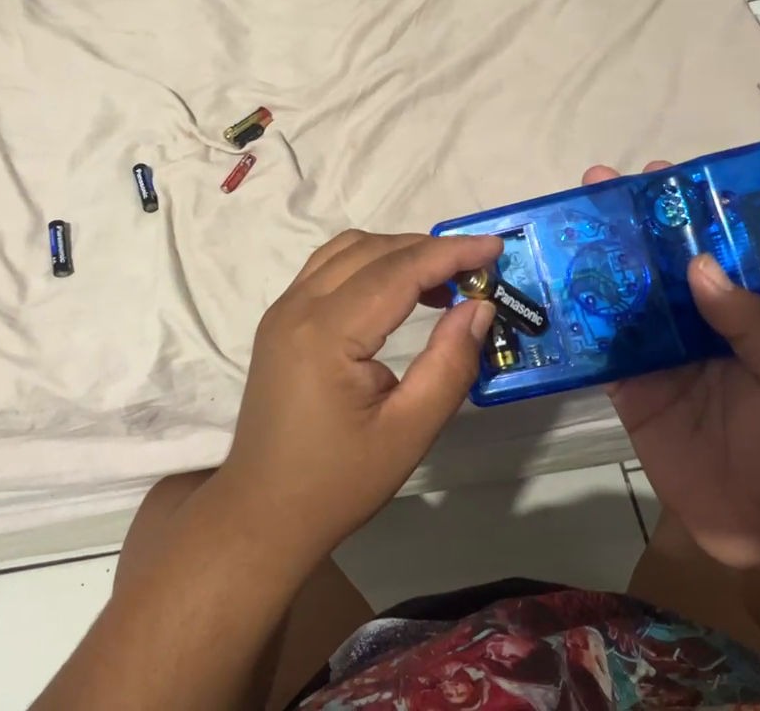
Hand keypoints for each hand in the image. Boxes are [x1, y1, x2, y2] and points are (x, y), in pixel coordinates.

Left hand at [214, 230, 502, 561]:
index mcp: (326, 333)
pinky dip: (368, 264)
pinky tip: (397, 293)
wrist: (264, 512)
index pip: (397, 271)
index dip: (450, 253)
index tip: (495, 247)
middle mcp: (297, 307)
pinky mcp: (279, 322)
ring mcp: (282, 311)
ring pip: (345, 251)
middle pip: (370, 250)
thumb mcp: (408, 432)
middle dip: (428, 248)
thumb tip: (479, 307)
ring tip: (443, 281)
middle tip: (477, 269)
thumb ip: (449, 365)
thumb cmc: (339, 481)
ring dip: (396, 252)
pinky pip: (326, 269)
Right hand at [586, 163, 759, 572]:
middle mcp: (702, 329)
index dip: (688, 214)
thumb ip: (756, 323)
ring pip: (625, 300)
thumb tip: (697, 266)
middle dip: (630, 225)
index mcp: (752, 317)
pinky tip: (549, 290)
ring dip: (597, 263)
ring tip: (564, 225)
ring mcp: (662, 360)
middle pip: (661, 267)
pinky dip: (577, 324)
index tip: (659, 175)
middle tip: (596, 184)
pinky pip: (601, 352)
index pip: (717, 252)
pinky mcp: (631, 393)